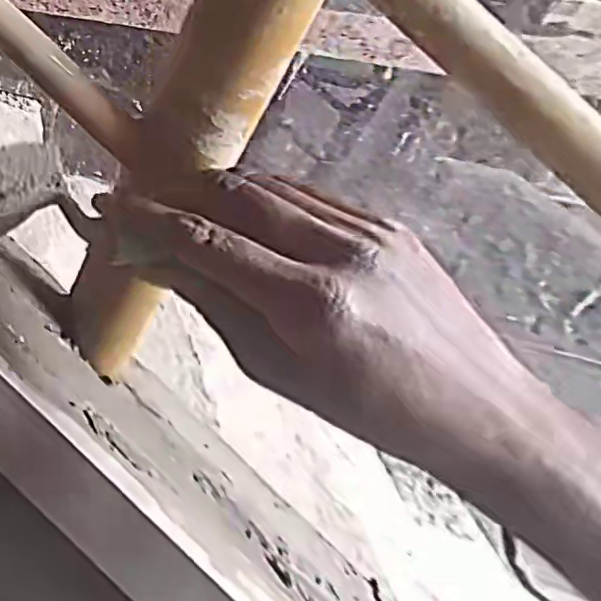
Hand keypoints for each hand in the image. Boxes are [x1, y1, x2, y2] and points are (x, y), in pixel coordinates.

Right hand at [99, 173, 570, 484]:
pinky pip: (301, 192)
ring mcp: (370, 232)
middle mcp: (340, 253)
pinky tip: (234, 211)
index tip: (109, 208)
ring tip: (177, 203)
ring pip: (264, 184)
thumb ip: (208, 300)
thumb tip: (148, 260)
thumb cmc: (370, 408)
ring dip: (210, 189)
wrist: (491, 416)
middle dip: (173, 192)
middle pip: (231, 194)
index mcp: (309, 301)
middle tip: (138, 201)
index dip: (147, 219)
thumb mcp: (271, 365)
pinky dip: (255, 194)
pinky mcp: (386, 225)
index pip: (203, 239)